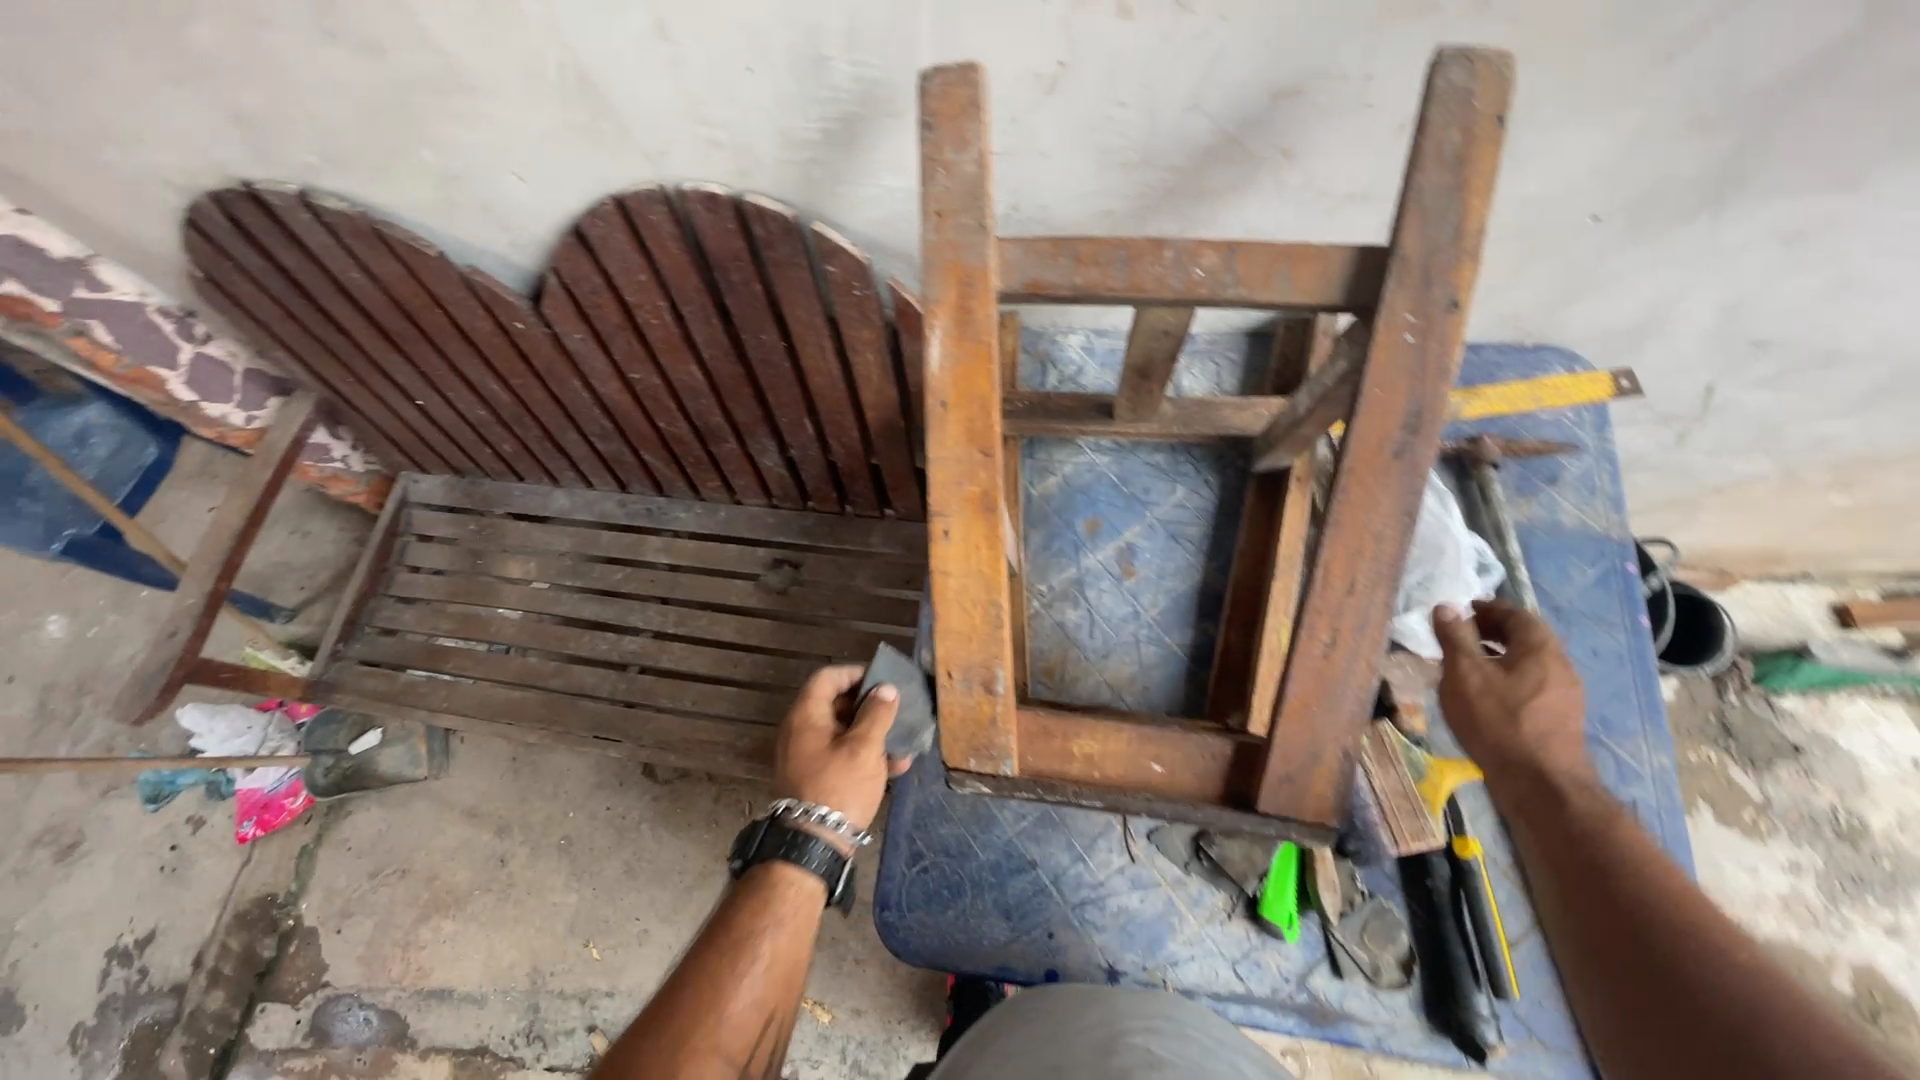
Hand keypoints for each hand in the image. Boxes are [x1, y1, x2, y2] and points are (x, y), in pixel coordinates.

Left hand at [773, 666, 911, 840]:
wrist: (814, 845)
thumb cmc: (839, 788)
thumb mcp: (864, 748)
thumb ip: (877, 714)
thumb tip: (886, 689)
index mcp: (806, 716)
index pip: (828, 677)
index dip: (856, 673)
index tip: (883, 679)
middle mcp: (800, 731)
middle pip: (836, 704)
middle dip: (869, 705)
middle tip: (896, 708)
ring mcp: (806, 756)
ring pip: (842, 732)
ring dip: (872, 732)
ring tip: (902, 739)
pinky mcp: (815, 778)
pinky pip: (840, 755)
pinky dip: (864, 755)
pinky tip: (895, 765)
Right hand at [1432, 601, 1592, 792]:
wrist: (1541, 782)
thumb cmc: (1498, 720)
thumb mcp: (1465, 674)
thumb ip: (1455, 638)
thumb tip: (1446, 607)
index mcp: (1540, 648)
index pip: (1517, 614)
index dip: (1488, 608)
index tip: (1462, 611)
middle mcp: (1561, 665)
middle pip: (1528, 637)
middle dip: (1495, 631)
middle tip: (1463, 635)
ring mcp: (1566, 694)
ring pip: (1531, 662)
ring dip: (1502, 656)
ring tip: (1471, 666)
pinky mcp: (1562, 718)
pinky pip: (1534, 684)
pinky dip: (1511, 677)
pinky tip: (1490, 696)